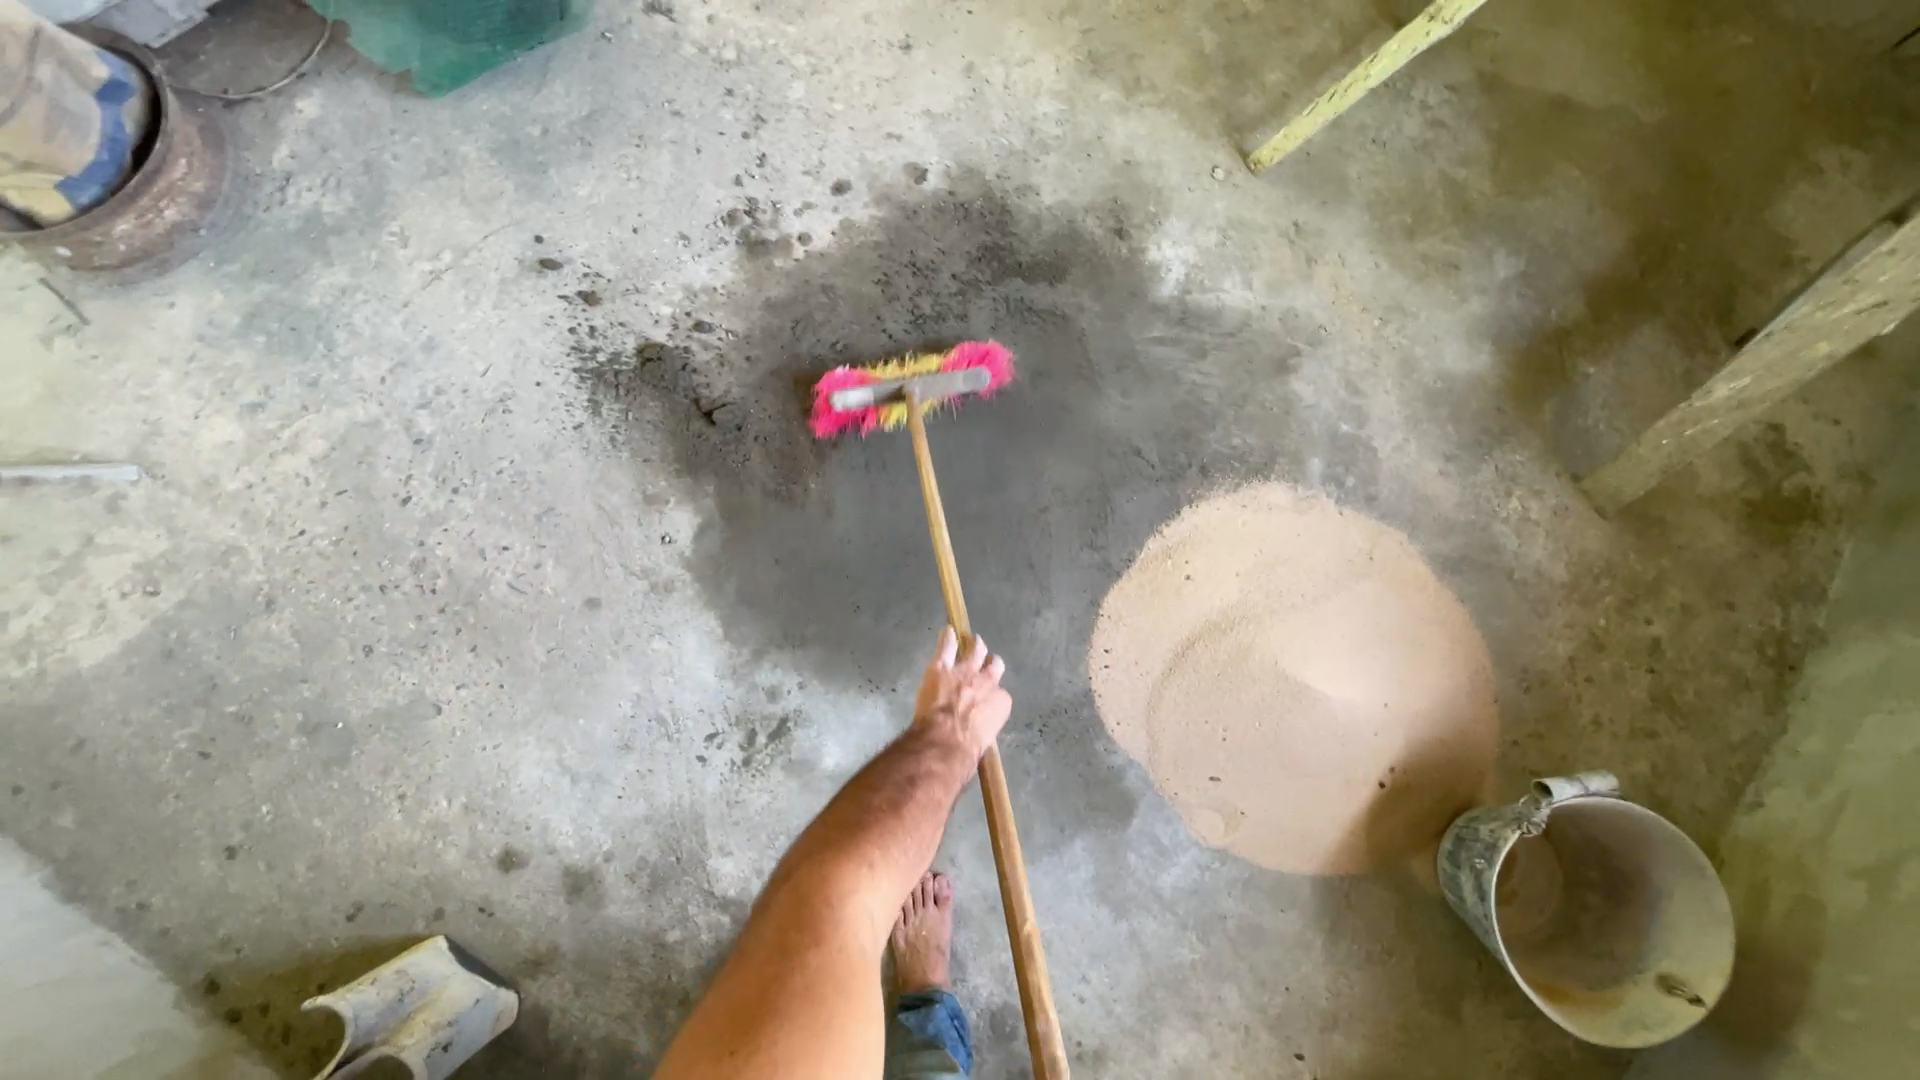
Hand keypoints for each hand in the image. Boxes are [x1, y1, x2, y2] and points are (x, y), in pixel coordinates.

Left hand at [912, 627, 1010, 761]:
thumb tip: (977, 732)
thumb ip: (984, 728)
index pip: (1000, 694)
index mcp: (1000, 702)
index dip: (992, 695)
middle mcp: (986, 682)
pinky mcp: (942, 666)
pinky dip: (948, 638)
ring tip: (974, 641)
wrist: (946, 739)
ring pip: (974, 651)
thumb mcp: (984, 740)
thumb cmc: (966, 748)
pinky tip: (947, 631)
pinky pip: (947, 646)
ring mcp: (964, 671)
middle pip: (993, 666)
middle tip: (987, 660)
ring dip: (974, 646)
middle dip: (991, 664)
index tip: (986, 697)